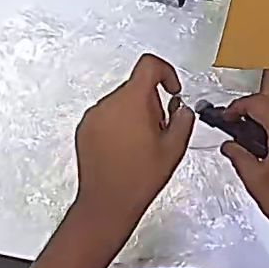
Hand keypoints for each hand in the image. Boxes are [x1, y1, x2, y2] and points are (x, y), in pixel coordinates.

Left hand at [73, 54, 194, 235]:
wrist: (108, 202)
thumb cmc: (138, 178)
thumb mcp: (174, 148)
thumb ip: (183, 120)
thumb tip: (182, 110)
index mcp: (132, 102)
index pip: (149, 65)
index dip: (166, 72)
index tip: (172, 88)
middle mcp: (108, 104)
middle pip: (135, 86)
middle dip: (152, 102)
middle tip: (160, 129)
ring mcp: (93, 117)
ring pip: (121, 102)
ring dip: (135, 115)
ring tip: (143, 144)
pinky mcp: (84, 129)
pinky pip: (107, 116)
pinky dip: (119, 125)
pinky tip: (127, 150)